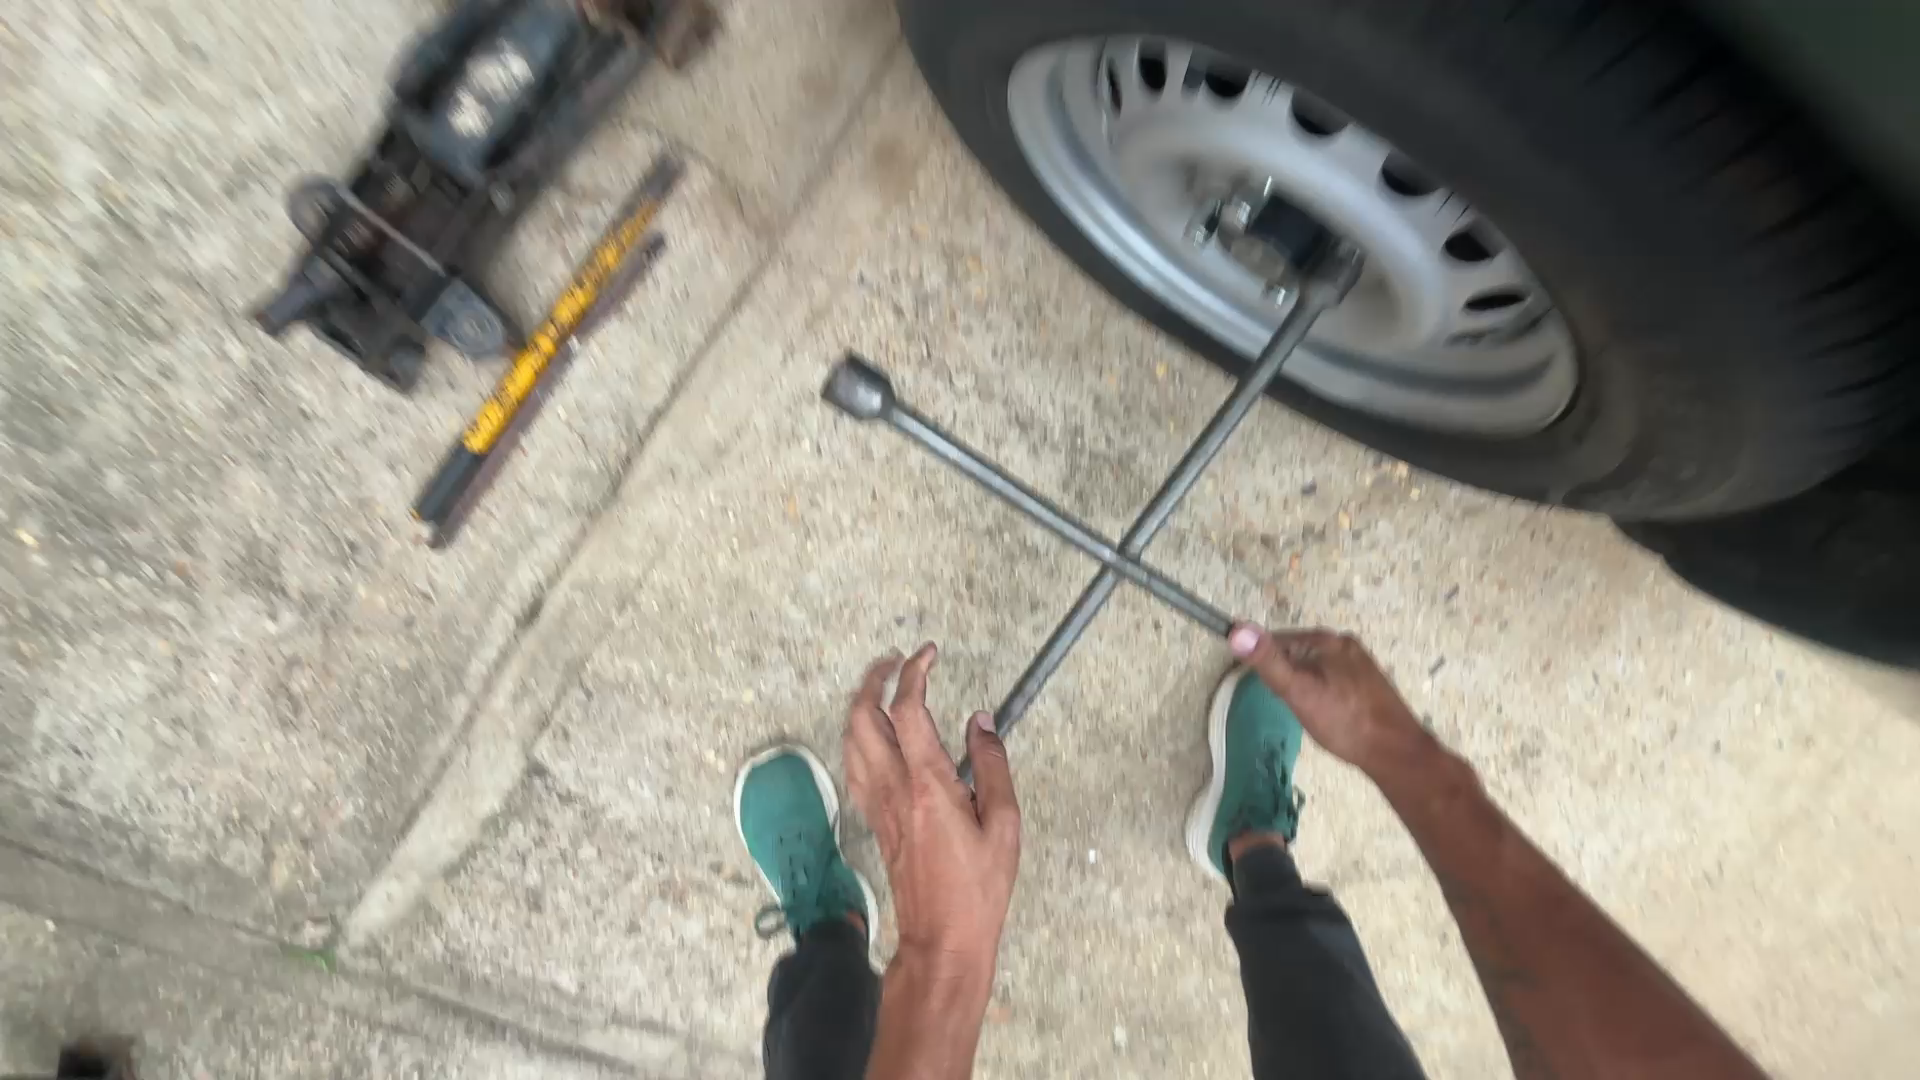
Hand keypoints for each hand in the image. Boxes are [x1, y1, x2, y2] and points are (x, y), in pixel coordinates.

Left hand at [843, 643, 1020, 983]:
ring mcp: (876, 803)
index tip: (929, 652)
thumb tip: (980, 720)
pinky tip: (876, 734)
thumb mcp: (1004, 824)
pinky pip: (853, 764)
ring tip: (883, 686)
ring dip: (861, 703)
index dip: (915, 672)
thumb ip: (992, 765)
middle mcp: (892, 786)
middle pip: (862, 717)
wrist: (941, 939)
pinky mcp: (872, 818)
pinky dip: (858, 735)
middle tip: (896, 661)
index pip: (909, 710)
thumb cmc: (979, 886)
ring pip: (850, 739)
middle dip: (873, 679)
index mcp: (928, 783)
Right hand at [1228, 623, 1438, 778]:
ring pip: (1313, 667)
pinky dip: (1321, 691)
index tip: (1274, 691)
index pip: (1277, 641)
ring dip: (1303, 685)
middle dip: (1287, 676)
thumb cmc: (1344, 721)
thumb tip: (1236, 630)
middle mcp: (1345, 644)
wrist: (1396, 753)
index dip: (1267, 666)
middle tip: (1293, 704)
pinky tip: (1327, 713)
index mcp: (1327, 640)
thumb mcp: (1297, 691)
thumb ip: (1266, 661)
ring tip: (1309, 711)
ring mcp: (1359, 662)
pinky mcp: (1367, 681)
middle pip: (1296, 653)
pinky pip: (1330, 678)